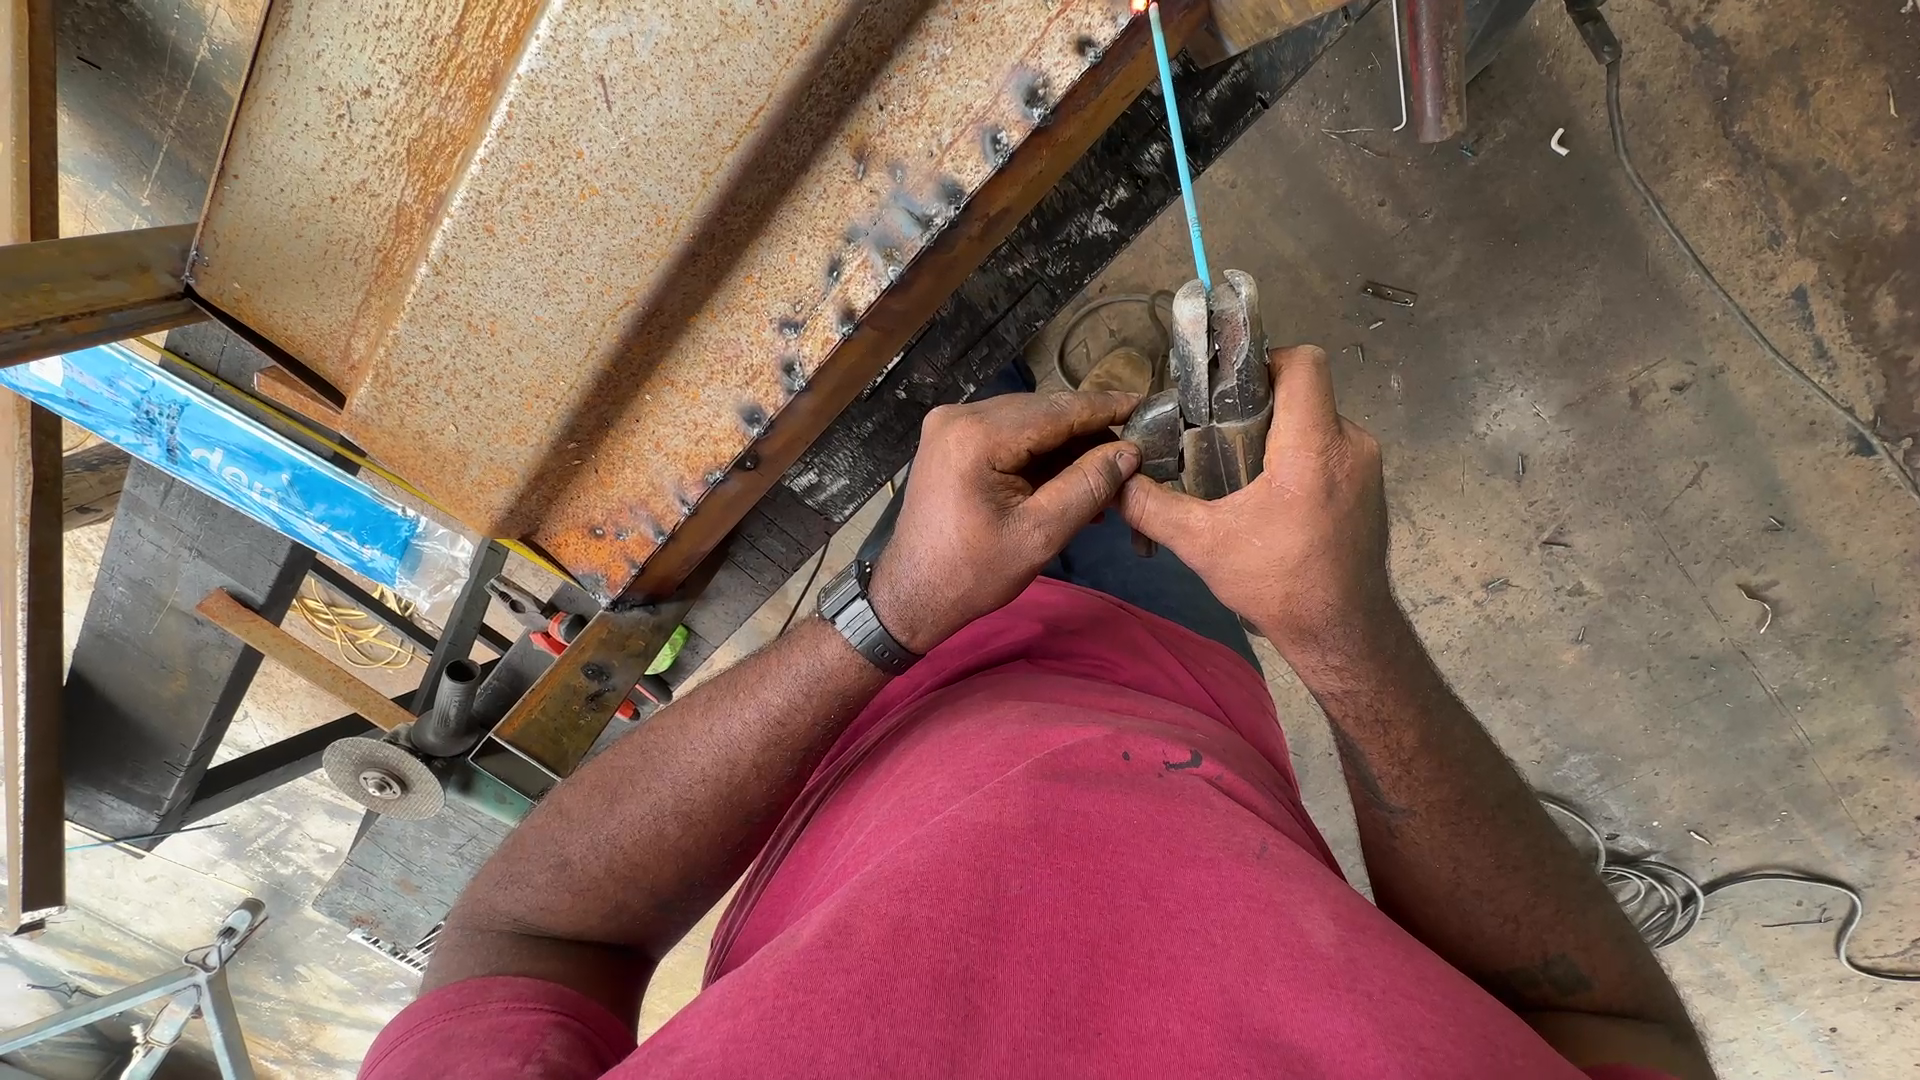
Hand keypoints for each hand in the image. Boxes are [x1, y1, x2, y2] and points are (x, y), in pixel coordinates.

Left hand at [868, 390, 1141, 653]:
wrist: (912, 594)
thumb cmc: (973, 573)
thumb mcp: (1040, 534)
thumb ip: (1087, 486)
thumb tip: (1129, 451)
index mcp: (977, 435)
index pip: (1057, 411)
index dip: (1106, 409)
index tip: (1148, 405)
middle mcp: (959, 416)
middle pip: (1042, 412)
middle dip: (1088, 432)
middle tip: (1133, 451)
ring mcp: (950, 425)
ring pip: (1027, 423)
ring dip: (1065, 446)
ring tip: (1107, 475)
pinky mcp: (949, 441)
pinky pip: (1007, 436)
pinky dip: (1038, 455)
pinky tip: (1069, 479)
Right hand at [1118, 345, 1396, 663]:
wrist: (1342, 634)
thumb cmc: (1278, 585)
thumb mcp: (1202, 545)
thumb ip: (1151, 507)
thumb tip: (1112, 480)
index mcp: (1314, 448)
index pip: (1304, 363)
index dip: (1263, 360)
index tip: (1225, 389)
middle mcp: (1350, 445)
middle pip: (1304, 392)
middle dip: (1259, 404)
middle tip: (1217, 434)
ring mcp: (1366, 466)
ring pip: (1315, 421)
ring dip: (1278, 434)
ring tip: (1238, 467)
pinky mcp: (1368, 487)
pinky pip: (1329, 448)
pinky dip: (1298, 457)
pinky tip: (1269, 495)